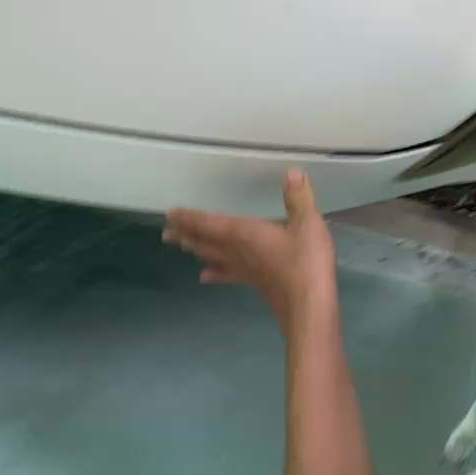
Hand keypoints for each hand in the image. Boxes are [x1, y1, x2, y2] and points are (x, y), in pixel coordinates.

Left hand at [165, 169, 336, 331]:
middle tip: (167, 230)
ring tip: (181, 244)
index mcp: (244, 233)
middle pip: (205, 241)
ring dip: (196, 248)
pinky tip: (205, 275)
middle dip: (187, 233)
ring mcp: (244, 269)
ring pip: (212, 256)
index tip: (170, 213)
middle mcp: (237, 251)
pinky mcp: (253, 281)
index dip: (190, 217)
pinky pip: (226, 274)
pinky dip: (214, 272)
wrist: (308, 303)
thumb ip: (298, 198)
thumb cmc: (305, 260)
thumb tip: (292, 172)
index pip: (210, 224)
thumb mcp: (308, 223)